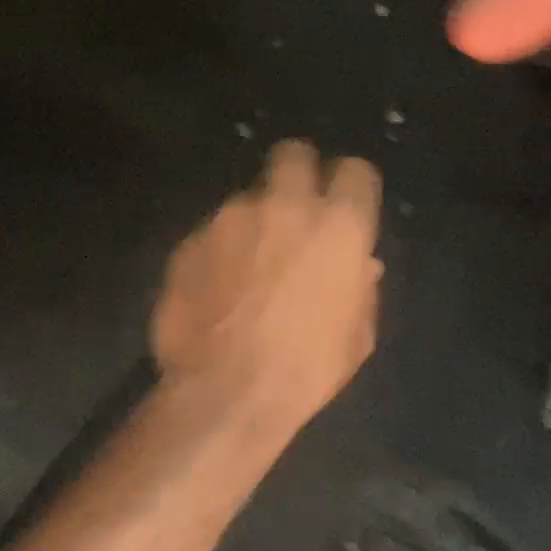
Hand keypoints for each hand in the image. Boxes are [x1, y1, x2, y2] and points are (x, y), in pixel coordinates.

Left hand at [152, 140, 382, 431]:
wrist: (227, 394)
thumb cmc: (306, 371)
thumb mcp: (356, 338)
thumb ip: (360, 290)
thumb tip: (361, 267)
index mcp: (338, 227)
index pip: (356, 172)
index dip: (351, 189)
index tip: (345, 210)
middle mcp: (285, 206)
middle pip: (294, 156)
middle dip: (298, 176)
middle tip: (294, 214)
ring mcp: (230, 219)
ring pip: (247, 199)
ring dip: (253, 223)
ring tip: (248, 268)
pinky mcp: (189, 241)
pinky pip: (211, 234)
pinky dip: (218, 252)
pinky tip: (217, 290)